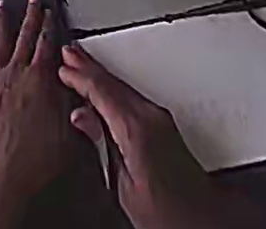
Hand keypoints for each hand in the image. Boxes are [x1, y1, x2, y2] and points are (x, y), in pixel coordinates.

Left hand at [0, 0, 70, 228]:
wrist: (2, 179)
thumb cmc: (33, 163)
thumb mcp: (68, 135)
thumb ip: (73, 108)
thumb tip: (78, 93)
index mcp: (41, 80)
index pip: (48, 44)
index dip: (50, 26)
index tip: (51, 14)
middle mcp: (17, 73)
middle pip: (26, 35)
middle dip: (31, 16)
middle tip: (34, 2)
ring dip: (1, 21)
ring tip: (1, 5)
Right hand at [60, 43, 265, 228]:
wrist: (202, 220)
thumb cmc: (165, 214)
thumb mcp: (123, 187)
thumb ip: (102, 145)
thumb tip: (82, 117)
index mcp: (136, 130)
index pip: (102, 92)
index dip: (80, 78)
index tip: (63, 69)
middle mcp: (150, 116)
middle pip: (112, 82)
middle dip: (88, 66)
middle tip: (68, 53)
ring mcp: (159, 117)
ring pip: (122, 85)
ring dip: (100, 72)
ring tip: (81, 60)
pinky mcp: (164, 122)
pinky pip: (132, 93)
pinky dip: (113, 84)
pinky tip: (104, 83)